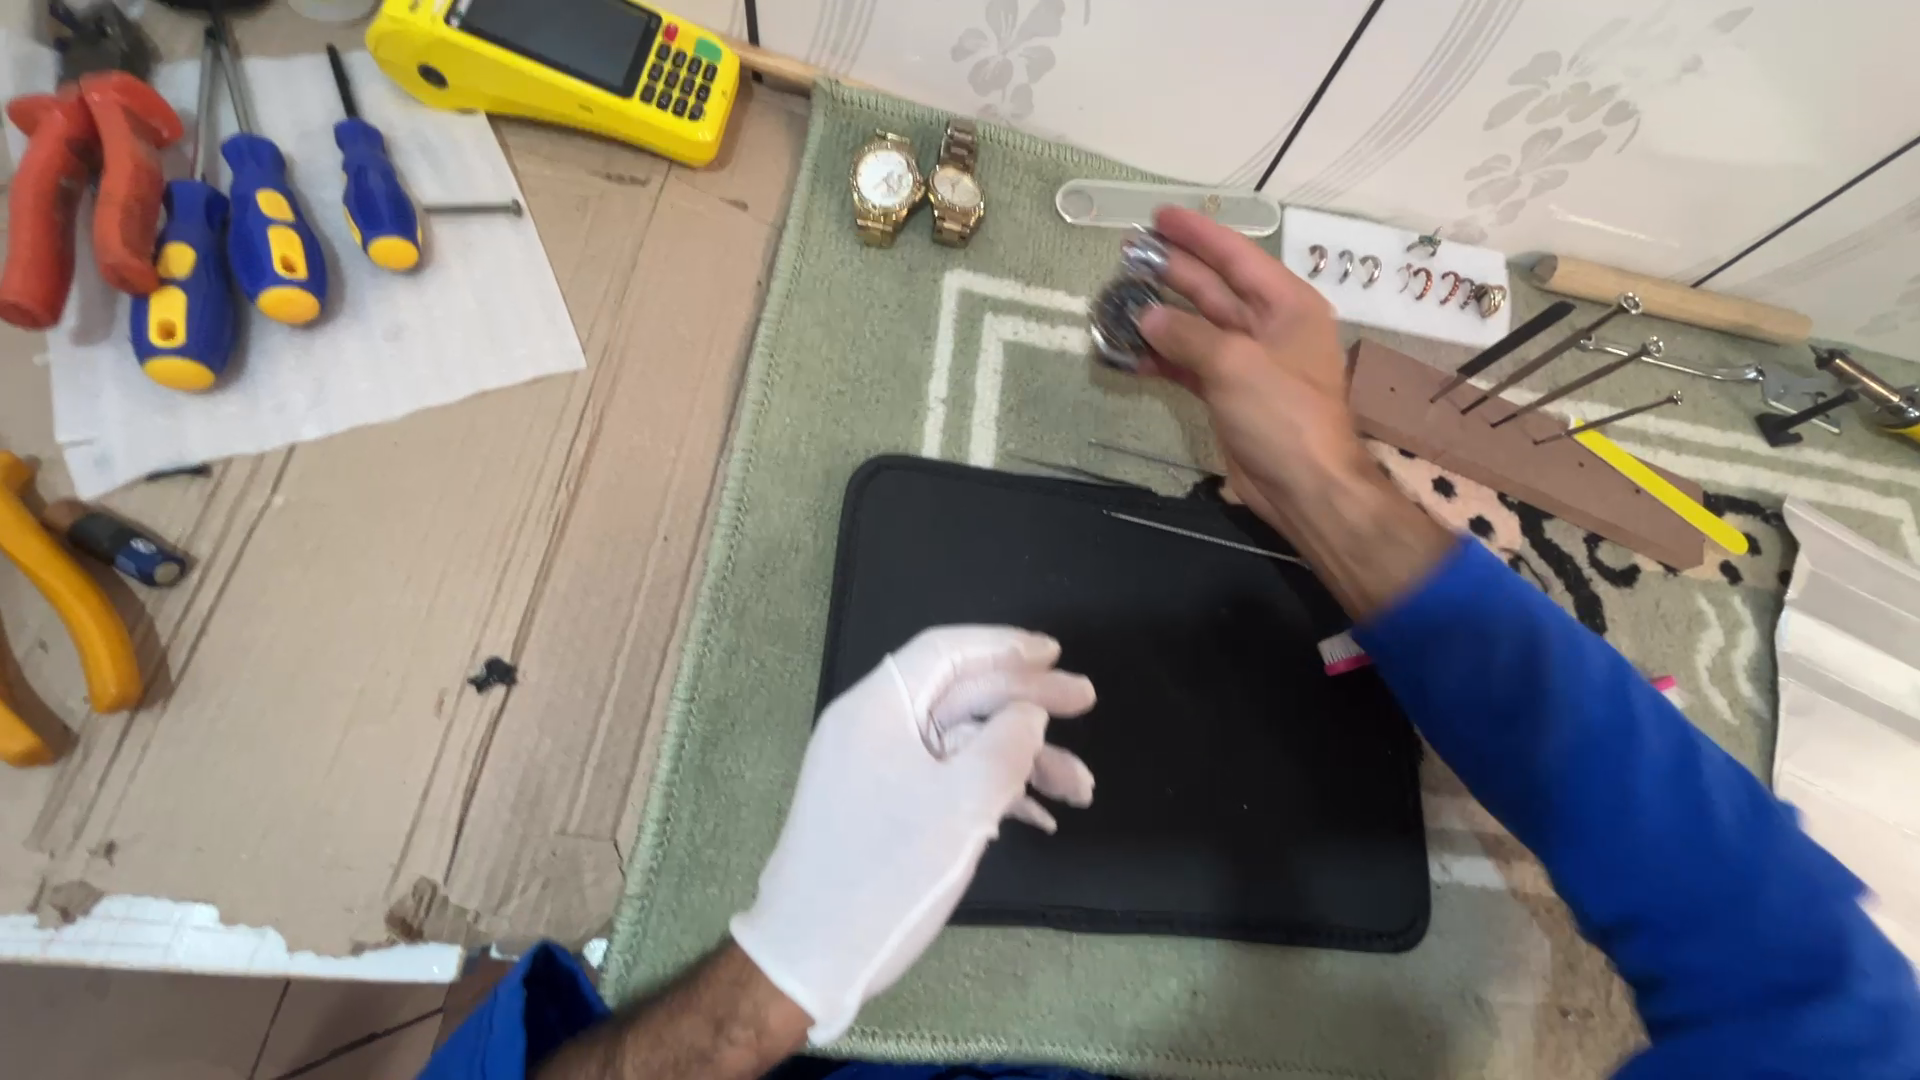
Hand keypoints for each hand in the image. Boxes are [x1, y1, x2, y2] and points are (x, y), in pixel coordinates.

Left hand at [730, 626, 1095, 1043]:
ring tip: (1080, 789)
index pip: (945, 651)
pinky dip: (991, 788)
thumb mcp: (961, 806)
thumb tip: (1029, 711)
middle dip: (1026, 702)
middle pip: (961, 694)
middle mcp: (875, 726)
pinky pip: (946, 777)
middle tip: (1087, 701)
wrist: (808, 961)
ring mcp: (880, 767)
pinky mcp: (887, 804)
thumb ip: (1006, 745)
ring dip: (1020, 758)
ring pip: (961, 741)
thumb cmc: (886, 874)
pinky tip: (1040, 815)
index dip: (1003, 643)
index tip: (1054, 652)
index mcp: (878, 707)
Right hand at [1136, 206, 1454, 616]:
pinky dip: (1161, 360)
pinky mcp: (1226, 395)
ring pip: (1195, 328)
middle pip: (1213, 288)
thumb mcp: (1236, 364)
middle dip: (1173, 270)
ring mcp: (1245, 363)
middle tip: (1129, 254)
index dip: (1198, 234)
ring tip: (1119, 298)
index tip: (1160, 216)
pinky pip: (1188, 366)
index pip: (1236, 257)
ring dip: (1160, 315)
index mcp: (1286, 306)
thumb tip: (1146, 317)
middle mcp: (1267, 327)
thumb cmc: (1282, 415)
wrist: (1303, 485)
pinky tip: (1130, 353)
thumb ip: (1187, 335)